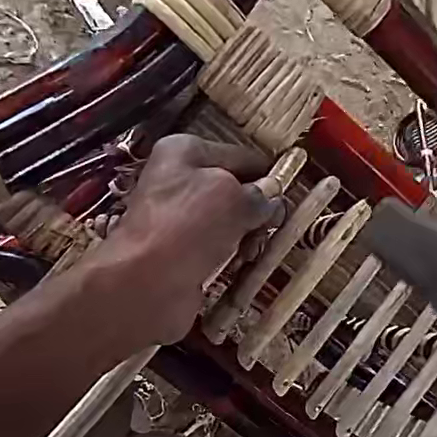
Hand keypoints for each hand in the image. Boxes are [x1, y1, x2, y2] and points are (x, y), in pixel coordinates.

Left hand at [86, 135, 284, 344]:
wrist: (145, 285)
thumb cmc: (188, 227)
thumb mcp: (234, 198)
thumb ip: (260, 195)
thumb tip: (273, 199)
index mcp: (185, 152)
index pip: (241, 156)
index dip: (269, 174)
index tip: (292, 193)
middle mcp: (177, 181)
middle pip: (235, 192)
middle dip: (257, 211)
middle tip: (270, 228)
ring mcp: (176, 220)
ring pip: (229, 224)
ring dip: (247, 239)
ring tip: (251, 252)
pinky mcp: (179, 254)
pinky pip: (218, 251)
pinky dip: (231, 259)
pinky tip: (237, 268)